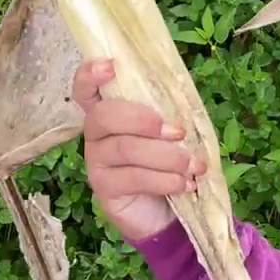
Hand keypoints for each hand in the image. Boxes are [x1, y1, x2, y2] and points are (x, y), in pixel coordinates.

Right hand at [74, 58, 202, 242]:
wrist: (165, 215)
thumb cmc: (167, 164)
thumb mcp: (170, 135)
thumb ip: (168, 115)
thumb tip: (184, 100)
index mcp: (108, 113)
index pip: (85, 89)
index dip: (90, 74)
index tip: (111, 65)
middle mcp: (95, 135)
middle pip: (104, 116)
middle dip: (142, 120)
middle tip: (178, 132)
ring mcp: (96, 163)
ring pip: (125, 149)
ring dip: (166, 155)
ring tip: (194, 165)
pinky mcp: (105, 190)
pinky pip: (134, 178)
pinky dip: (165, 179)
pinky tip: (186, 184)